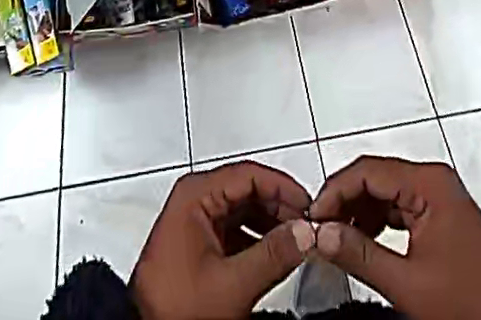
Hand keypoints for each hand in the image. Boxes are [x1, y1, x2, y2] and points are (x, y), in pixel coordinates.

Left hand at [131, 161, 316, 319]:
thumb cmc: (171, 312)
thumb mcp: (231, 285)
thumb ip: (273, 254)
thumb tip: (305, 232)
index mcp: (195, 195)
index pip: (250, 175)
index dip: (284, 189)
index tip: (308, 207)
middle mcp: (194, 199)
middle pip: (249, 189)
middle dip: (280, 208)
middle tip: (305, 226)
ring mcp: (195, 219)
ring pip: (245, 208)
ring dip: (271, 223)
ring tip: (294, 241)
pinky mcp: (198, 240)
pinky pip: (236, 226)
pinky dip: (258, 236)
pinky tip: (274, 253)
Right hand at [308, 156, 480, 319]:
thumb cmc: (478, 303)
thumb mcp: (408, 283)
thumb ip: (360, 254)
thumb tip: (323, 234)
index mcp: (431, 183)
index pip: (368, 170)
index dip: (335, 191)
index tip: (313, 216)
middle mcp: (436, 181)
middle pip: (375, 177)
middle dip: (344, 202)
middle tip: (319, 229)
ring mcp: (439, 196)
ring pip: (384, 192)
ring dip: (357, 213)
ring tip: (335, 240)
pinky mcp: (439, 215)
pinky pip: (397, 207)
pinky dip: (375, 222)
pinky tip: (361, 243)